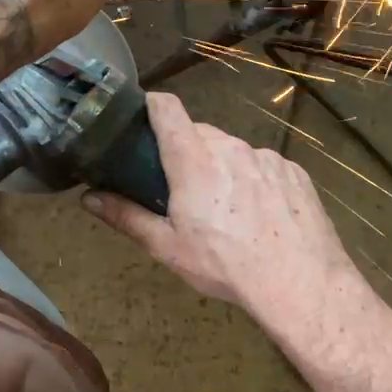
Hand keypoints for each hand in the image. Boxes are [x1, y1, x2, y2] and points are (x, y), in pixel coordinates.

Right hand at [81, 93, 356, 324]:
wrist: (304, 286)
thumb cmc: (226, 265)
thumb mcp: (166, 247)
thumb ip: (125, 216)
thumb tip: (88, 199)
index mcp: (193, 160)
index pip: (167, 108)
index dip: (151, 105)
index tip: (140, 118)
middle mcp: (229, 148)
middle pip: (198, 133)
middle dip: (185, 151)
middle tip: (179, 186)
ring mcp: (266, 158)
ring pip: (231, 150)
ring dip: (220, 166)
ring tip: (224, 207)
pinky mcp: (294, 172)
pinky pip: (262, 165)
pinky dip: (253, 180)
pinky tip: (258, 214)